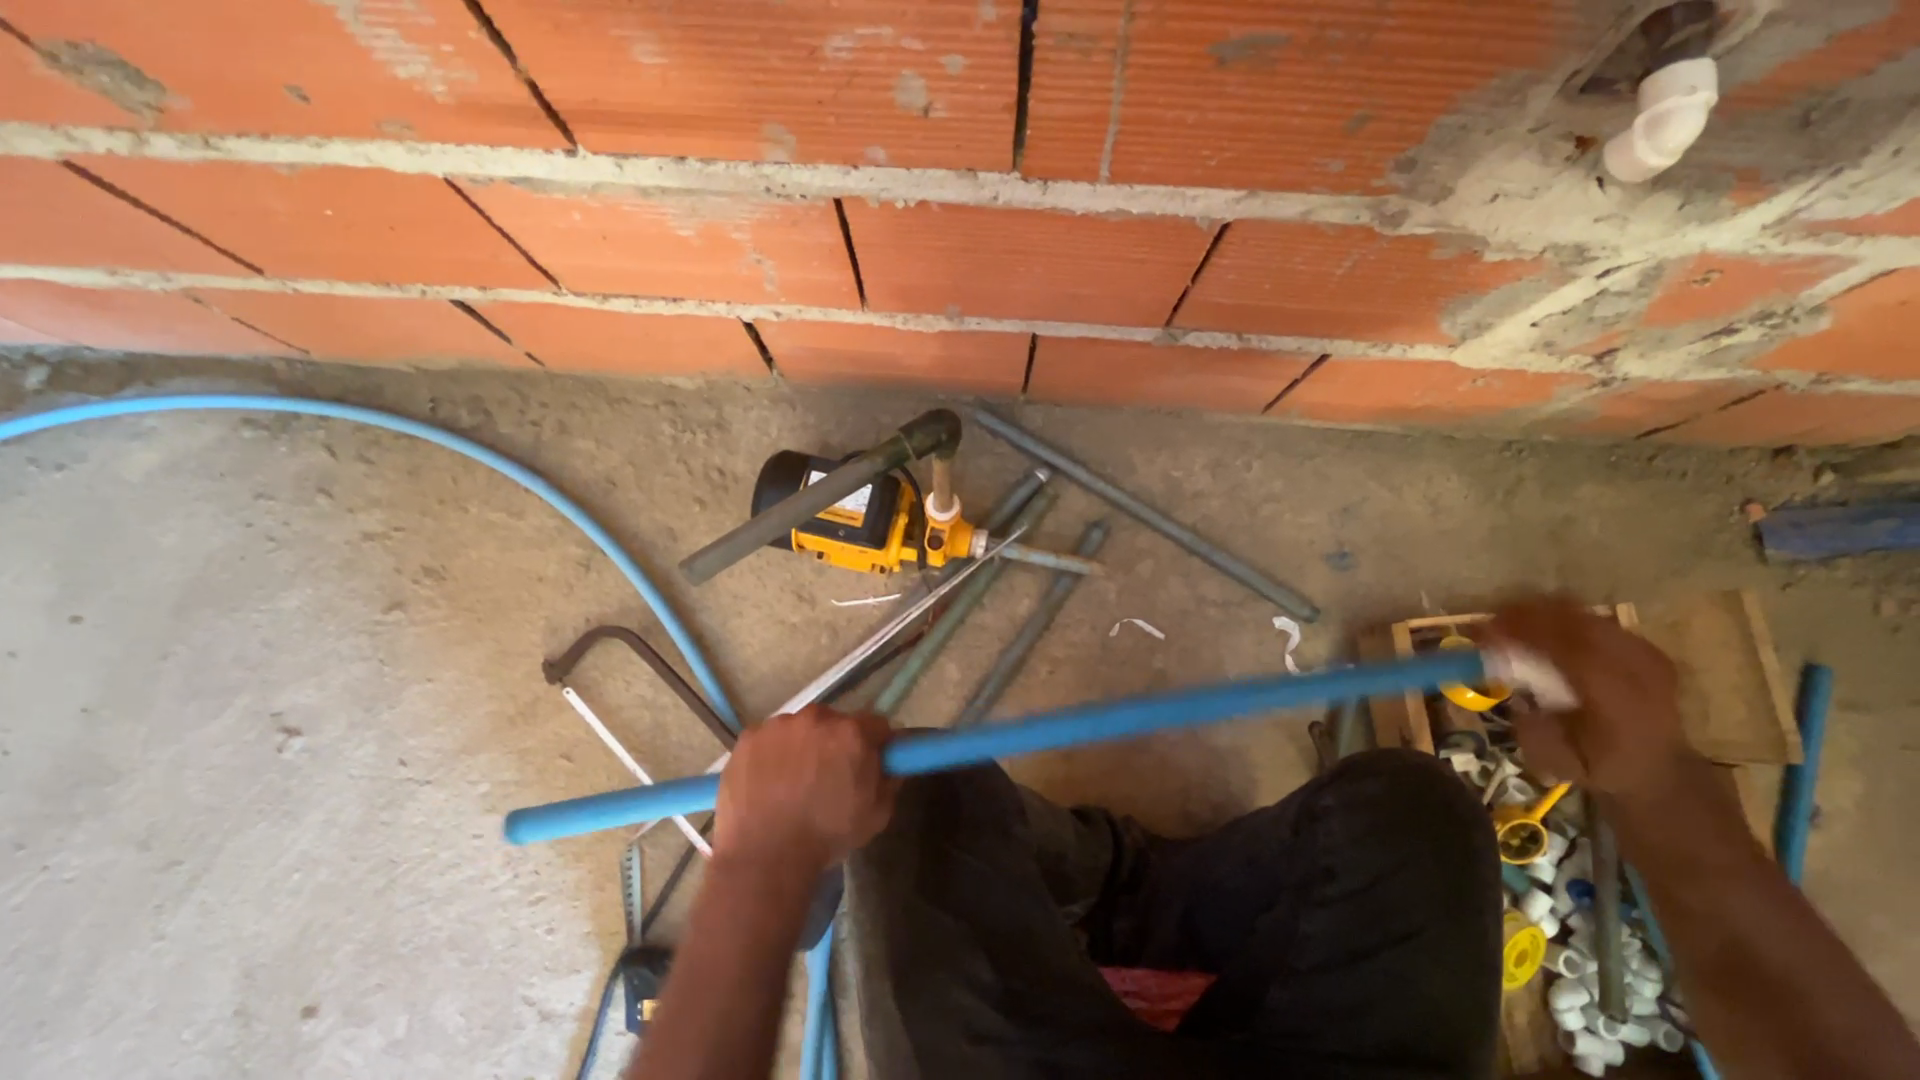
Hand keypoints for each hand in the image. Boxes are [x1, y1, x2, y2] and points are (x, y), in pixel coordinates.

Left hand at [714, 705, 897, 871]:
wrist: (765, 857)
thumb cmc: (826, 837)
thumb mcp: (875, 816)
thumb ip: (889, 782)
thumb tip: (892, 765)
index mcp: (852, 734)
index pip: (876, 725)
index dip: (875, 744)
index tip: (869, 763)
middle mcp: (816, 718)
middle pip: (835, 722)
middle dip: (836, 744)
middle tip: (828, 776)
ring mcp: (778, 726)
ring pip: (799, 729)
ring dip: (802, 746)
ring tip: (793, 783)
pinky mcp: (748, 738)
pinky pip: (768, 740)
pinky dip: (771, 755)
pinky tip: (768, 783)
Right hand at [1482, 595, 1692, 798]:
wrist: (1659, 768)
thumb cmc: (1602, 767)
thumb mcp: (1560, 764)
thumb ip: (1536, 732)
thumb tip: (1516, 698)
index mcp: (1622, 707)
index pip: (1576, 655)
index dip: (1529, 635)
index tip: (1487, 631)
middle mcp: (1642, 674)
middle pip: (1581, 626)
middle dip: (1530, 617)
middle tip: (1490, 623)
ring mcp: (1649, 657)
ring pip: (1587, 618)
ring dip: (1543, 615)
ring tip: (1509, 623)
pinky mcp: (1646, 647)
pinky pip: (1595, 621)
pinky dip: (1562, 619)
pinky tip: (1538, 630)